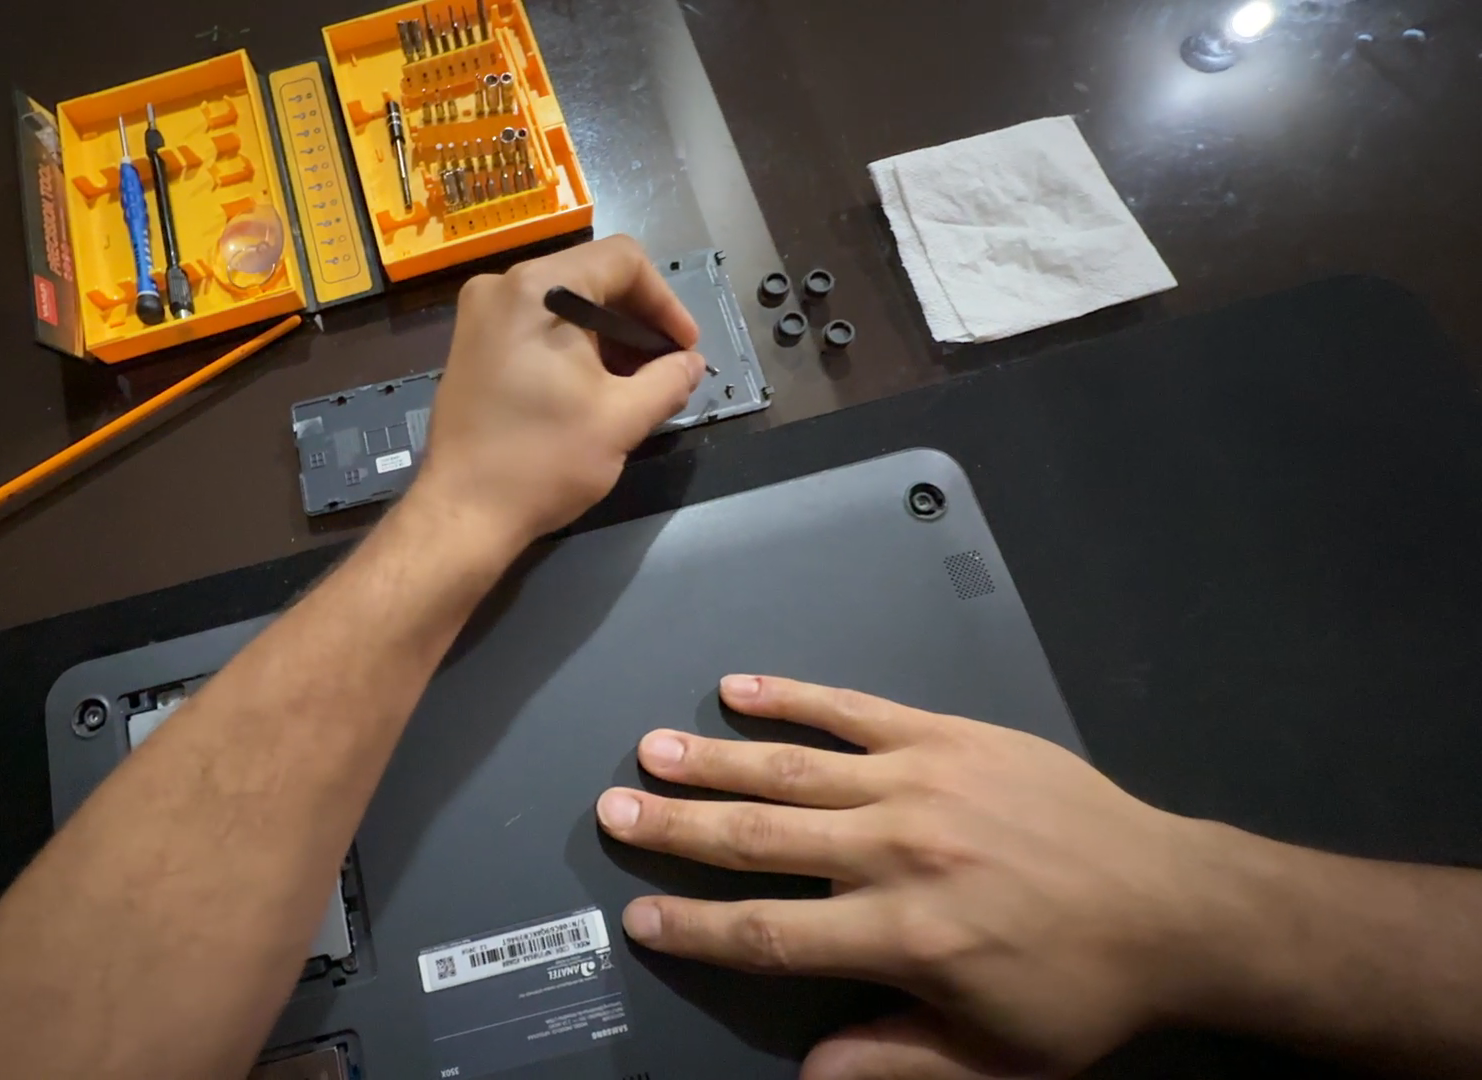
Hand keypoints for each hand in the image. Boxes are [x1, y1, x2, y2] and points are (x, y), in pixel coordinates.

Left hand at [414, 234, 704, 546]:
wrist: (463, 513)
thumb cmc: (543, 461)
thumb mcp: (621, 420)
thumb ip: (668, 381)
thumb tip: (691, 364)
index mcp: (537, 288)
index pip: (623, 260)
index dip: (666, 302)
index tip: (684, 350)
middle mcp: (500, 288)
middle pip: (591, 280)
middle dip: (637, 325)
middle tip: (664, 372)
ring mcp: (479, 319)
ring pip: (563, 309)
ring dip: (607, 342)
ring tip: (635, 389)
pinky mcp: (471, 350)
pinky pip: (534, 332)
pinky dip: (571, 352)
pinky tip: (592, 392)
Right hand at [595, 676, 1228, 1078]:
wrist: (1174, 899)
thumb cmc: (1079, 982)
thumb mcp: (998, 1056)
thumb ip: (896, 1062)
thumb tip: (805, 1077)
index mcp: (907, 934)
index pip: (771, 931)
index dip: (697, 927)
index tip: (639, 915)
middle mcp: (896, 850)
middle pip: (760, 839)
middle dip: (678, 829)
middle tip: (614, 809)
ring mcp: (913, 781)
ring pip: (789, 768)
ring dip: (713, 760)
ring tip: (652, 750)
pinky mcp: (937, 734)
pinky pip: (849, 710)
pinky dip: (789, 697)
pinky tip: (736, 688)